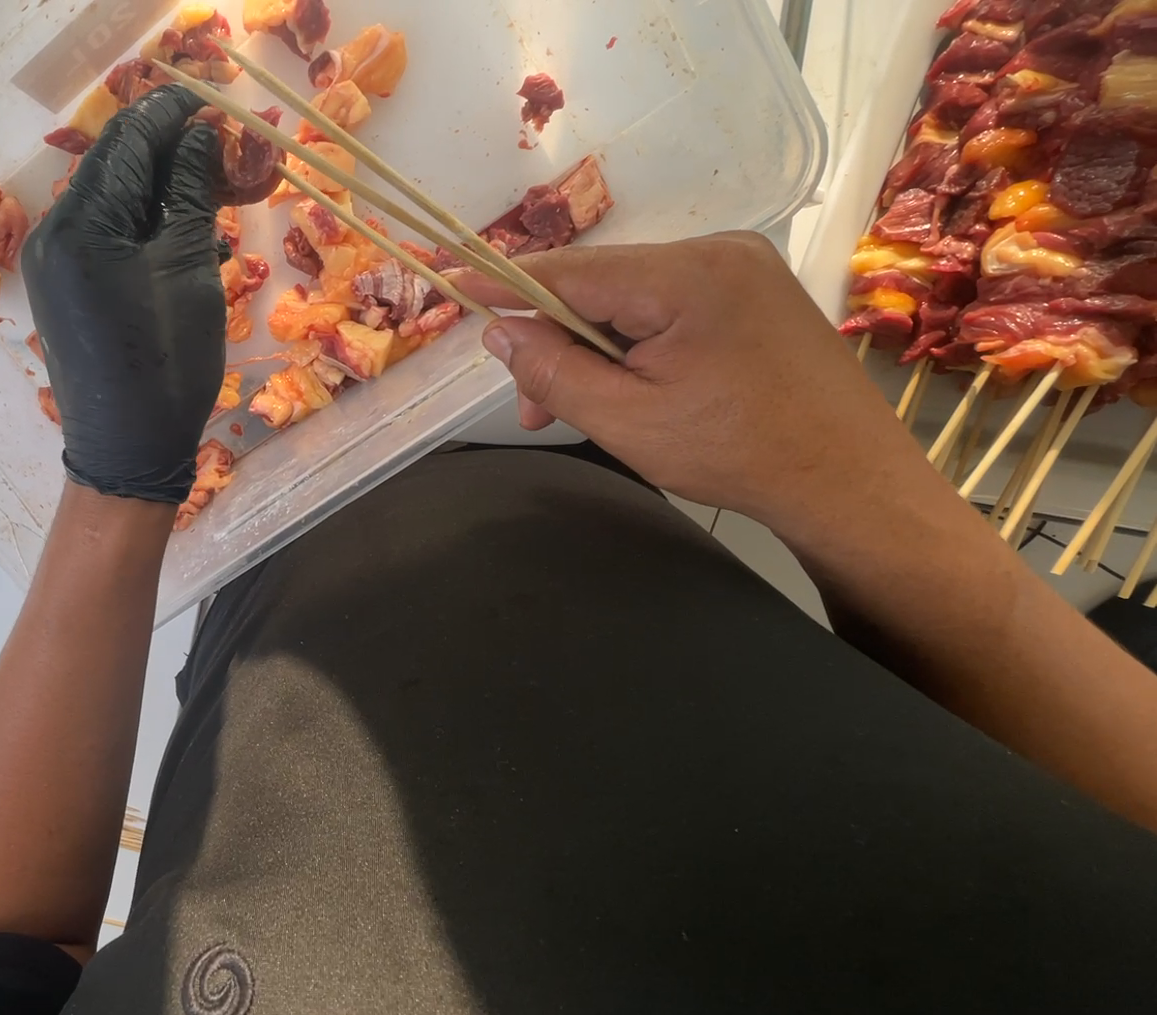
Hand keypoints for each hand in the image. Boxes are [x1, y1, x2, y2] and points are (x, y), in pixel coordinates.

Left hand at [25, 84, 226, 504]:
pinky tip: (183, 229)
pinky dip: (143, 225)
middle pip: (115, 167)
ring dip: (161, 190)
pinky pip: (104, 238)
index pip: (129, 141)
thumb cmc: (165, 367)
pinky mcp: (64, 291)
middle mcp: (52, 234)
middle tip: (225, 150)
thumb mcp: (189, 271)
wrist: (127, 452)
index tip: (219, 102)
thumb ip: (192, 194)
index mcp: (80, 224)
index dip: (176, 114)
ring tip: (215, 192)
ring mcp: (53, 265)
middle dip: (171, 152)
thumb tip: (202, 135)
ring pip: (111, 202)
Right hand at [462, 232, 930, 532]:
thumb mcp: (623, 420)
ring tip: (571, 412)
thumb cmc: (734, 453)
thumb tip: (499, 332)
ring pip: (625, 302)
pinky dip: (626, 348)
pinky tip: (622, 389)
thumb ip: (552, 371)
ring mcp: (737, 269)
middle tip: (530, 413)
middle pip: (595, 289)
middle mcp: (714, 252)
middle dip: (553, 346)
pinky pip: (659, 309)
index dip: (504, 282)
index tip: (451, 282)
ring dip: (587, 353)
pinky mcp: (746, 293)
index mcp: (686, 277)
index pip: (569, 271)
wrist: (846, 479)